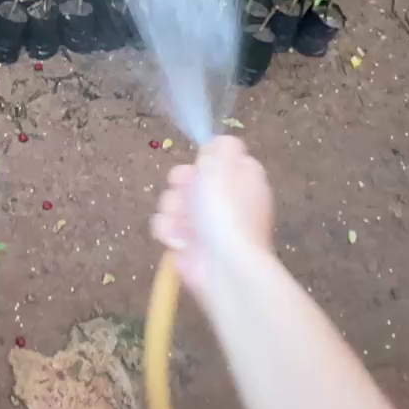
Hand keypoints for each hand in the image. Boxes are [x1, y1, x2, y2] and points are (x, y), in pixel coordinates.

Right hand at [150, 136, 274, 294]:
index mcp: (241, 180)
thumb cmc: (226, 210)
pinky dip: (169, 230)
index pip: (219, 159)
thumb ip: (223, 146)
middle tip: (185, 188)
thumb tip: (218, 144)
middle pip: (189, 177)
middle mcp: (224, 200)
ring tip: (183, 223)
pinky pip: (166, 225)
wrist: (223, 265)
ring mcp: (204, 222)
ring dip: (172, 209)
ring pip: (173, 200)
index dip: (207, 160)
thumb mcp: (225, 165)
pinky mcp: (186, 242)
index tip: (202, 164)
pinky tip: (178, 239)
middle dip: (181, 182)